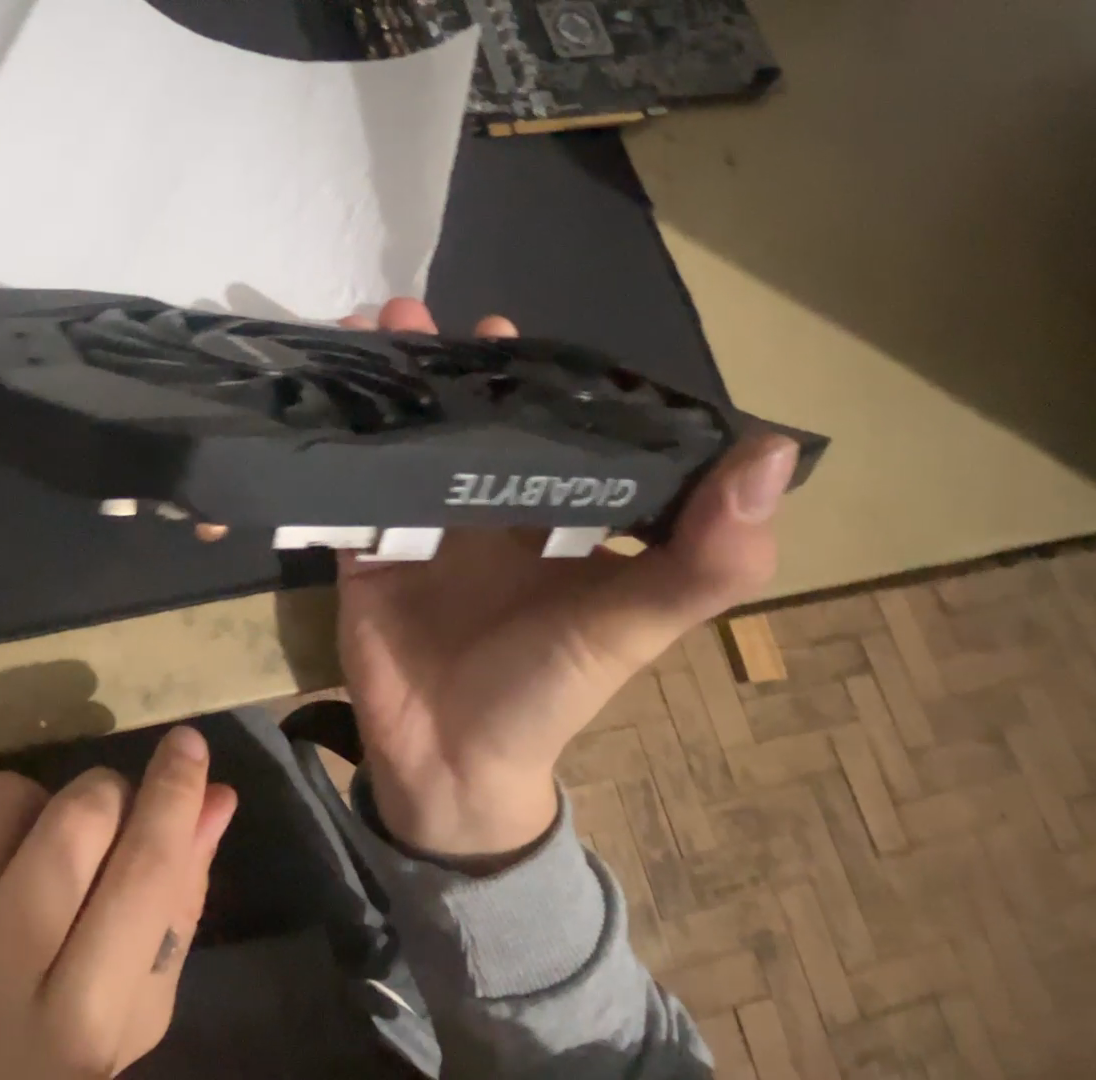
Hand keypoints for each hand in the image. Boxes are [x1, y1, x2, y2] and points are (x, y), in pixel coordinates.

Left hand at [0, 727, 236, 1078]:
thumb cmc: (37, 1073)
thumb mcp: (127, 1020)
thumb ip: (174, 910)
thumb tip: (213, 797)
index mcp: (74, 1026)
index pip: (144, 875)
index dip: (174, 795)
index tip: (187, 744)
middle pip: (72, 821)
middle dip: (104, 798)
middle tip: (103, 820)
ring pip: (2, 797)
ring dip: (33, 811)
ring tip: (23, 863)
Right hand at [337, 299, 797, 859]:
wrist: (448, 758)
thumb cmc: (547, 693)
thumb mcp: (630, 629)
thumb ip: (704, 560)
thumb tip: (775, 450)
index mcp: (556, 515)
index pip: (551, 425)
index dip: (531, 373)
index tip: (501, 326)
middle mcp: (487, 507)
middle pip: (466, 418)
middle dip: (438, 364)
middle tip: (411, 312)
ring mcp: (420, 524)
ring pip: (404, 438)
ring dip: (385, 386)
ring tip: (365, 331)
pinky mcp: (365, 547)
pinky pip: (349, 485)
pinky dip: (336, 442)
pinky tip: (320, 398)